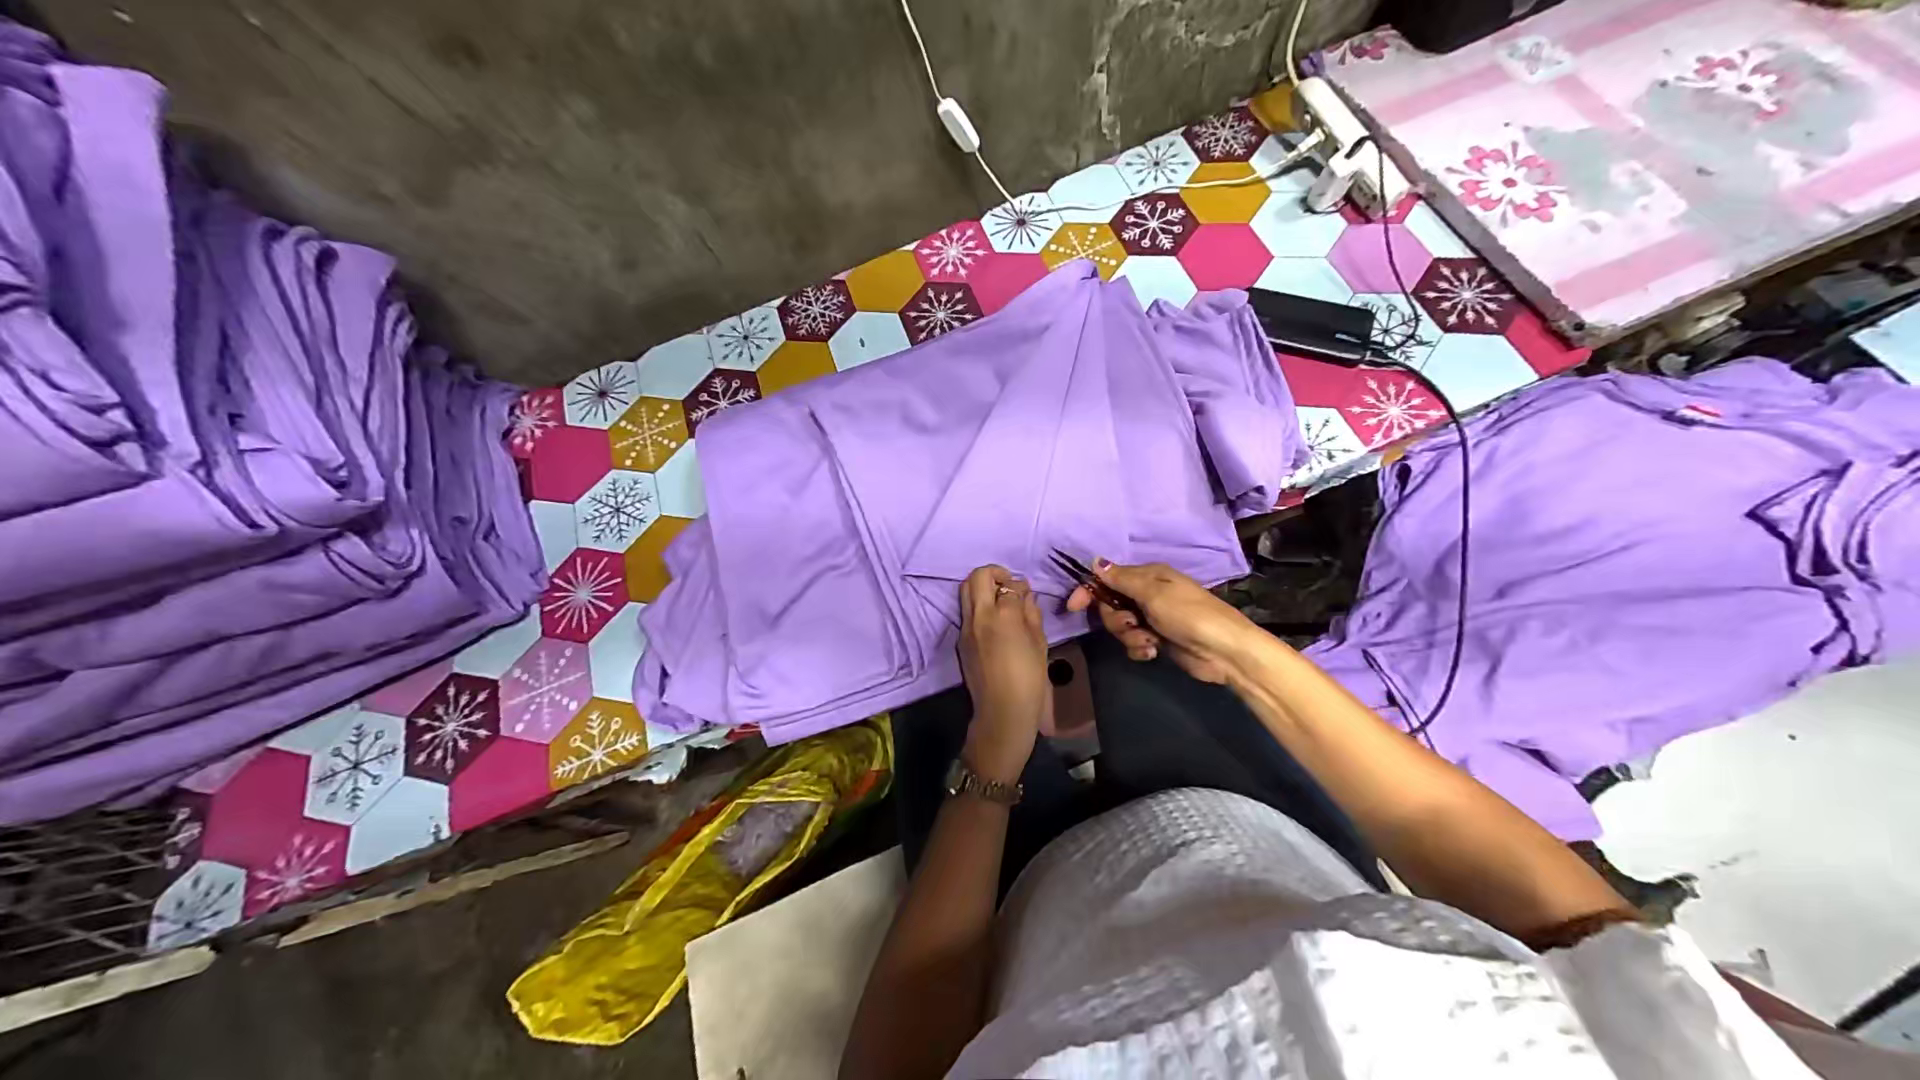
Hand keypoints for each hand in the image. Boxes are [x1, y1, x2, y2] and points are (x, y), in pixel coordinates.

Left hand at [957, 565, 1049, 783]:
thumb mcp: (1040, 643)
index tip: (1027, 594)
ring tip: (999, 602)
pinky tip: (993, 622)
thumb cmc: (1029, 679)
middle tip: (1008, 586)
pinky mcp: (960, 640)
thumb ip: (1031, 614)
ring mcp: (965, 627)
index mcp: (1003, 615)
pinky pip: (966, 612)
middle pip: (978, 577)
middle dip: (994, 574)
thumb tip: (1025, 596)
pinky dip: (978, 607)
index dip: (1021, 586)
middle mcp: (979, 615)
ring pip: (966, 590)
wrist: (1002, 711)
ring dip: (982, 588)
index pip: (1009, 586)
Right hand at [1066, 560, 1260, 684]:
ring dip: (1130, 637)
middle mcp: (1148, 594)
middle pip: (1111, 605)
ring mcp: (1153, 618)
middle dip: (1116, 619)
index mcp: (1148, 576)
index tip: (1073, 606)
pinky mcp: (1158, 640)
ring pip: (1121, 627)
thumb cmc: (1189, 615)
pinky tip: (1154, 653)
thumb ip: (1122, 579)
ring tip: (1150, 642)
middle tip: (1133, 624)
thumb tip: (1096, 561)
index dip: (1089, 591)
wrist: (1224, 651)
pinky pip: (1133, 643)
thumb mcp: (1153, 593)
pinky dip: (1140, 649)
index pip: (1108, 578)